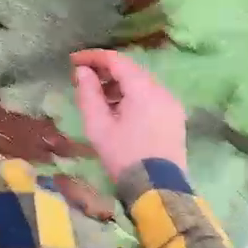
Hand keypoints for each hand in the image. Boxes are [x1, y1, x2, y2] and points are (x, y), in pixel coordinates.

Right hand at [71, 49, 186, 180]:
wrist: (158, 191)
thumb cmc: (124, 156)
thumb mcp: (98, 125)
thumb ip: (88, 93)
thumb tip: (83, 71)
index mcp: (144, 89)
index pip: (116, 60)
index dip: (92, 57)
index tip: (73, 61)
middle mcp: (162, 91)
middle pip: (130, 69)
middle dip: (105, 70)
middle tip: (83, 78)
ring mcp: (171, 104)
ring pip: (141, 82)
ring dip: (118, 83)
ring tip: (98, 95)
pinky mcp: (175, 118)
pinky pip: (150, 95)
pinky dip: (132, 95)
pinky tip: (117, 108)